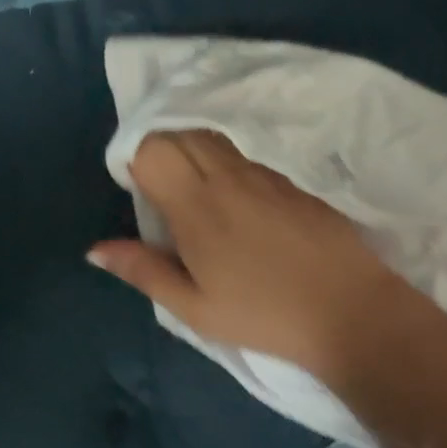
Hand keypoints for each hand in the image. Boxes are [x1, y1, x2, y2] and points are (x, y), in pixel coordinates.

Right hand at [89, 130, 405, 378]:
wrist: (352, 313)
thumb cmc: (263, 314)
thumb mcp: (194, 307)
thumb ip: (143, 270)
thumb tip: (94, 250)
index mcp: (195, 205)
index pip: (151, 148)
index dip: (136, 160)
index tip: (139, 191)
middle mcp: (225, 176)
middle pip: (179, 133)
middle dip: (160, 148)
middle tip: (161, 190)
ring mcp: (261, 173)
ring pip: (211, 138)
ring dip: (192, 151)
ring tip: (195, 193)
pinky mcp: (289, 180)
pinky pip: (243, 155)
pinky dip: (225, 164)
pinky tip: (236, 205)